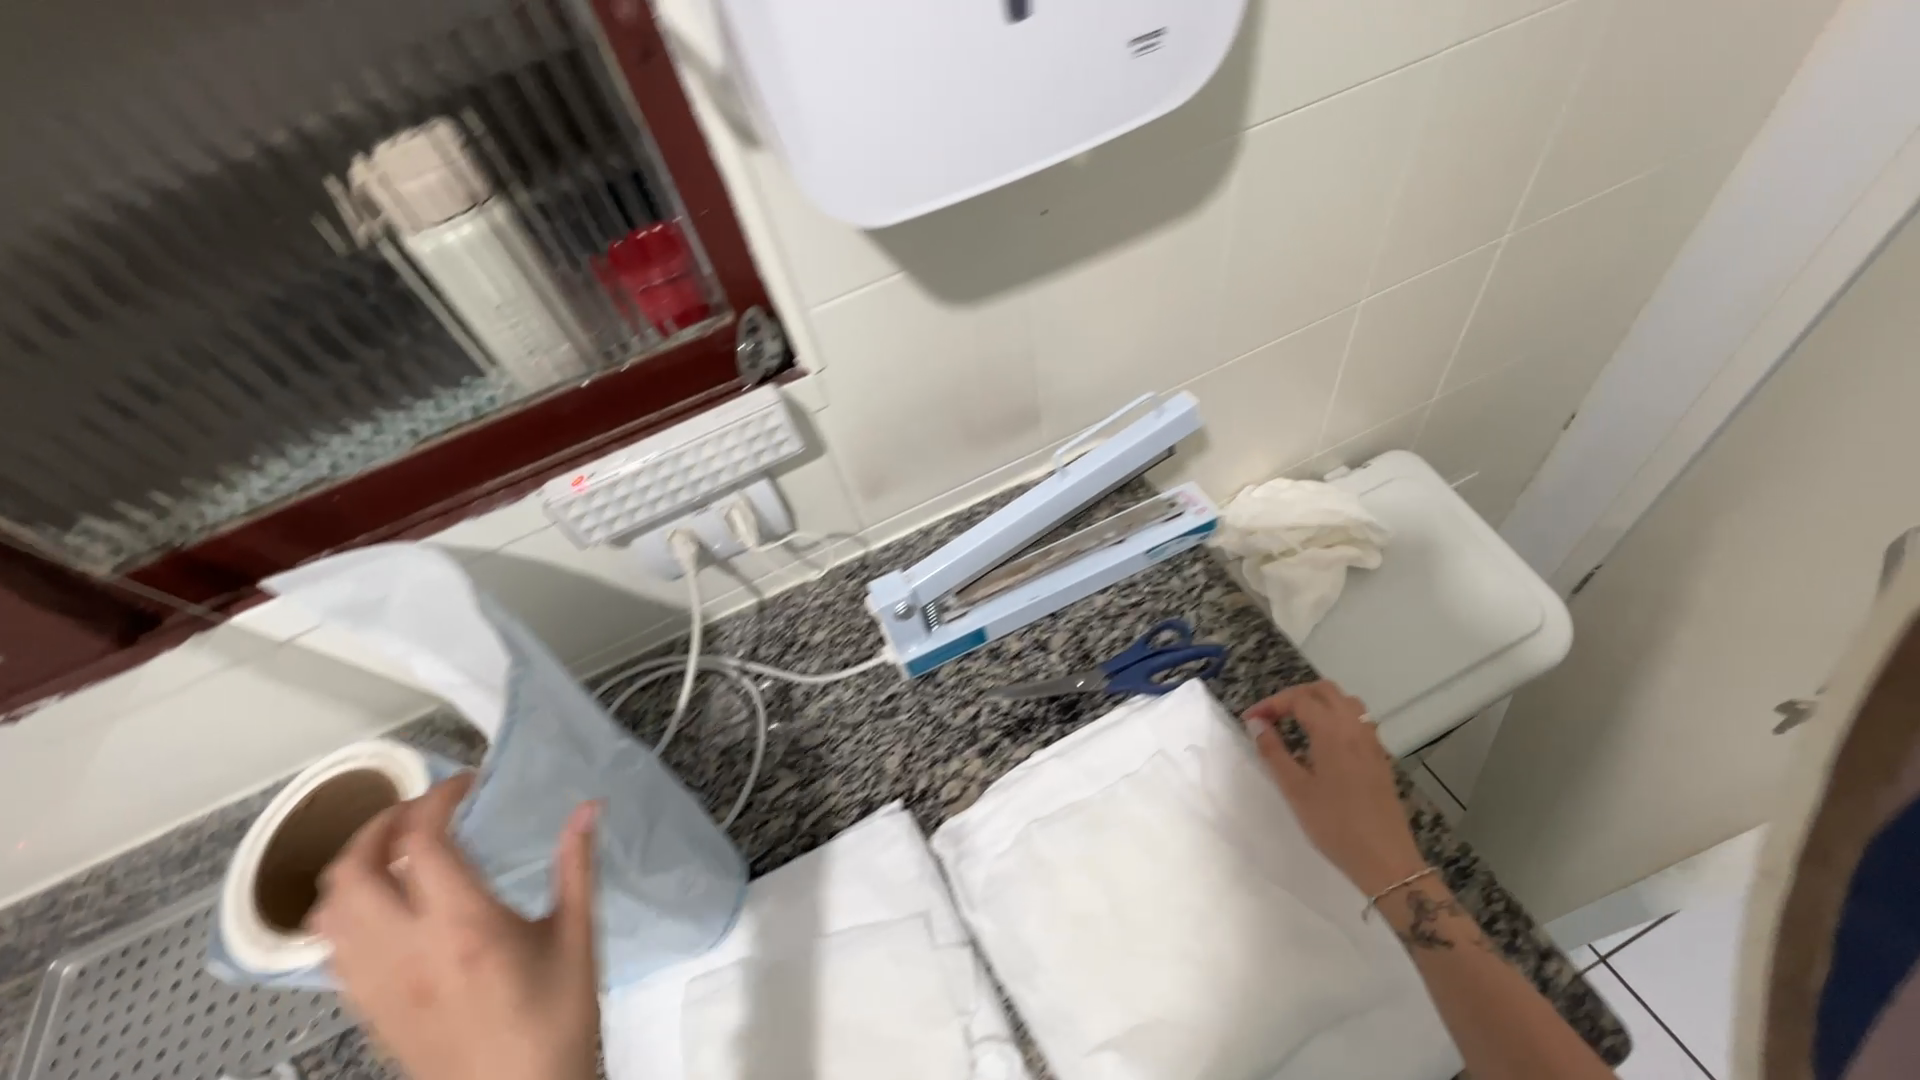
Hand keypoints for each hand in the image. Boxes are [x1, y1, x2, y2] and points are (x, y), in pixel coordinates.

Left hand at [310, 773, 601, 1079]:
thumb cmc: (558, 1018)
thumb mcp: (579, 936)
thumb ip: (577, 865)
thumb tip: (588, 808)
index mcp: (464, 925)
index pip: (421, 840)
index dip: (437, 797)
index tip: (467, 784)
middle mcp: (406, 950)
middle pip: (353, 867)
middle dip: (382, 823)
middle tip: (424, 810)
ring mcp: (376, 983)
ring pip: (329, 908)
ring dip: (355, 864)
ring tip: (398, 851)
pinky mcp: (366, 1008)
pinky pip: (331, 946)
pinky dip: (346, 909)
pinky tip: (384, 905)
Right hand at [1242, 680, 1427, 895]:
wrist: (1385, 859)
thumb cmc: (1334, 825)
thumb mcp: (1295, 789)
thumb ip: (1273, 752)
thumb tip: (1256, 724)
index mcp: (1332, 731)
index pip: (1298, 699)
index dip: (1270, 704)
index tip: (1250, 721)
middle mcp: (1355, 728)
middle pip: (1324, 690)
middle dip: (1294, 696)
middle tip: (1271, 717)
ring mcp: (1372, 742)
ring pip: (1345, 702)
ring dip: (1318, 703)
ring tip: (1295, 723)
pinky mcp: (1380, 757)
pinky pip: (1358, 720)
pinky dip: (1336, 718)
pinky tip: (1322, 742)